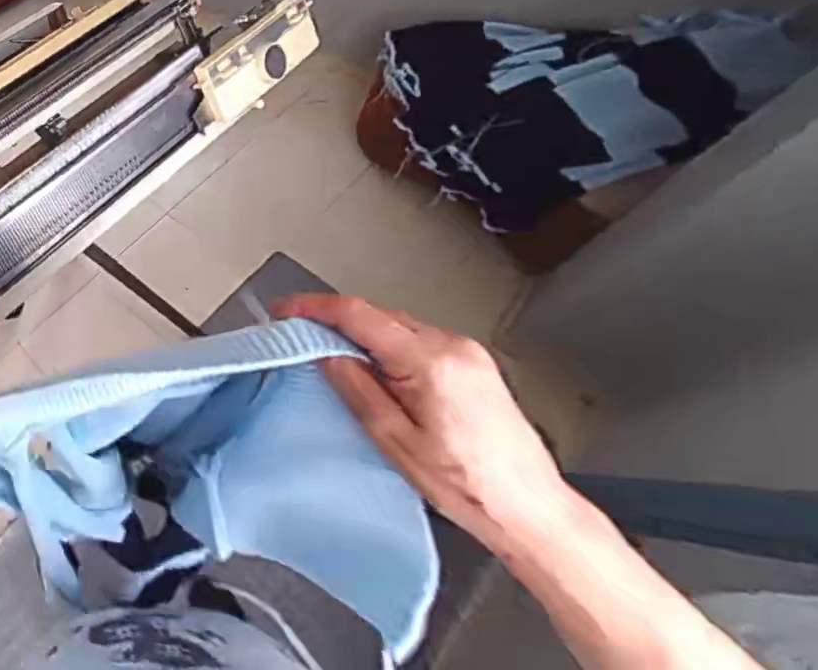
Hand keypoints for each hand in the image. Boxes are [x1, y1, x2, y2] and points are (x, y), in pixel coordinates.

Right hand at [276, 295, 574, 553]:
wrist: (532, 510)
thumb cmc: (470, 486)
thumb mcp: (394, 439)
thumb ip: (355, 386)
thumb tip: (324, 352)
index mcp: (430, 361)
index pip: (358, 314)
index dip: (314, 307)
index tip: (285, 310)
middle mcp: (451, 345)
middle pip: (375, 314)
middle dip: (334, 321)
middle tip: (301, 338)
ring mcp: (466, 350)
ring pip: (394, 323)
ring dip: (360, 333)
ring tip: (335, 359)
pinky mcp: (471, 360)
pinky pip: (414, 336)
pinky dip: (386, 343)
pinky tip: (375, 368)